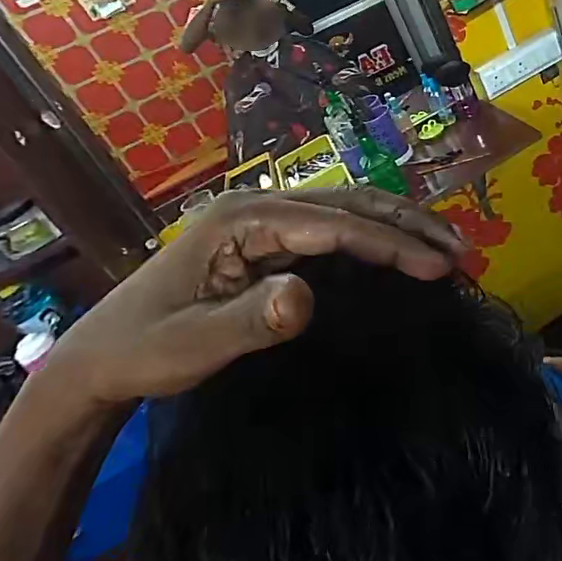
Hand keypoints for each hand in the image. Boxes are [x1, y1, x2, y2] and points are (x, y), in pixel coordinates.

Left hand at [22, 189, 462, 430]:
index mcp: (240, 219)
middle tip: (462, 249)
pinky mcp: (265, 239)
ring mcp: (261, 220)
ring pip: (343, 210)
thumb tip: (307, 296)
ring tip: (444, 245)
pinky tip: (397, 252)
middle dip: (406, 224)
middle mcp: (257, 206)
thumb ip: (247, 320)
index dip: (389, 243)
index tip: (441, 266)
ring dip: (396, 226)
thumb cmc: (141, 350)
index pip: (332, 225)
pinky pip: (331, 229)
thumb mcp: (189, 345)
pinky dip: (372, 238)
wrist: (99, 356)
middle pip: (346, 203)